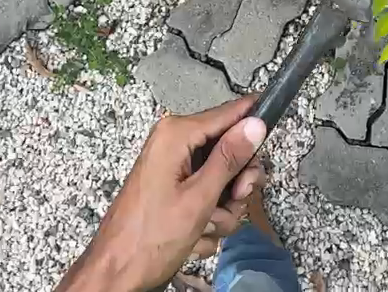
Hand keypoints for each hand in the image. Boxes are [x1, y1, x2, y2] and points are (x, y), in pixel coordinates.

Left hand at [56, 97, 269, 291]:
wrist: (113, 276)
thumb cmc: (150, 237)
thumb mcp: (198, 199)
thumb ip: (230, 159)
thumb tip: (256, 123)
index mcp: (177, 133)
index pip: (229, 113)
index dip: (253, 123)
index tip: (273, 132)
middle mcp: (175, 141)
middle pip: (228, 148)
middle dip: (236, 182)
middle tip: (236, 200)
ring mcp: (174, 164)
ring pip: (221, 175)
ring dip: (222, 206)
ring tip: (207, 227)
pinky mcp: (173, 185)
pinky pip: (206, 191)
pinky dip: (208, 214)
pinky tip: (196, 234)